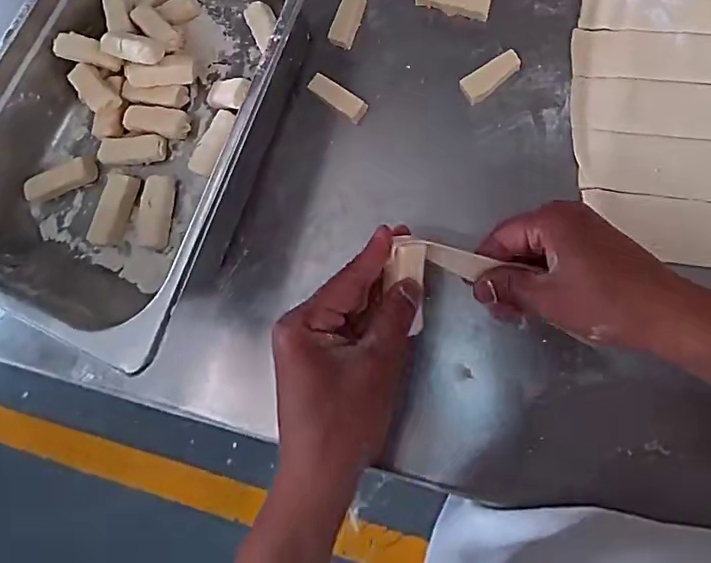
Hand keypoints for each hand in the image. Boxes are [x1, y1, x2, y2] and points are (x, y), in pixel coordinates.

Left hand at [269, 225, 421, 485]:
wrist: (320, 480)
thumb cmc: (343, 422)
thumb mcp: (377, 363)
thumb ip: (394, 316)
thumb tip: (409, 283)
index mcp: (303, 323)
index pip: (347, 280)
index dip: (375, 255)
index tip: (394, 230)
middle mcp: (300, 328)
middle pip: (349, 292)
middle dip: (380, 274)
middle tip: (408, 248)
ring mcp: (308, 345)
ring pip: (352, 310)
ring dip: (380, 297)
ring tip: (408, 273)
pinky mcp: (320, 361)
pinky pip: (351, 329)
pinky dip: (374, 320)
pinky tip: (395, 307)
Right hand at [471, 199, 703, 349]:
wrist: (666, 313)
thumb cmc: (606, 303)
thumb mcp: (547, 299)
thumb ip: (509, 287)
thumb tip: (483, 283)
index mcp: (552, 219)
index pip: (502, 235)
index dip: (485, 264)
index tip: (479, 292)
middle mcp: (567, 214)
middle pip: (521, 239)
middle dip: (507, 274)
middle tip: (501, 310)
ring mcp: (585, 227)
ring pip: (540, 248)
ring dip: (527, 277)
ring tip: (524, 311)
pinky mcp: (599, 243)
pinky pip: (560, 252)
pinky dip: (548, 274)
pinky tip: (548, 301)